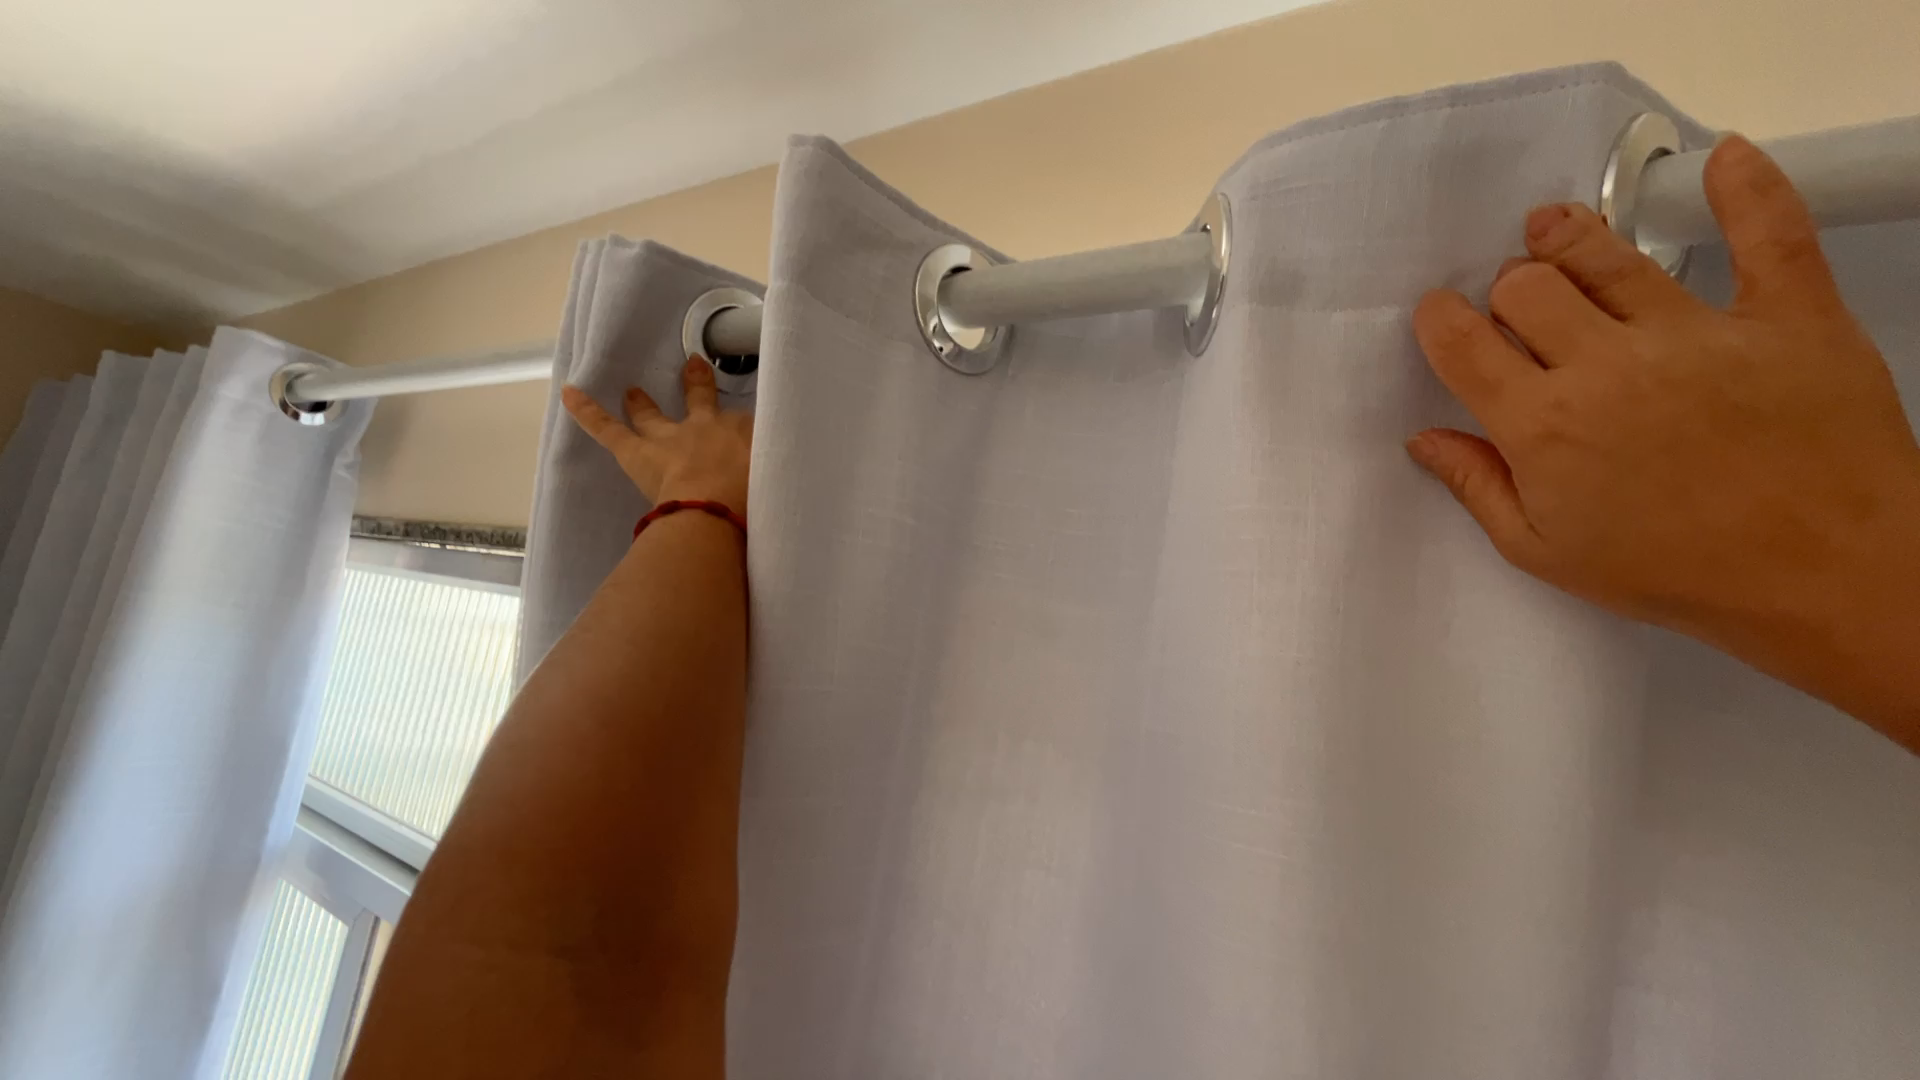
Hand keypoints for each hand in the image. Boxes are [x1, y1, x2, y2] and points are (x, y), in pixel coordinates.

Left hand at [562, 357, 752, 518]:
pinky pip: (608, 429)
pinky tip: (568, 392)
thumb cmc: (750, 498)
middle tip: (695, 369)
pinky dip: (587, 411)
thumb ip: (770, 471)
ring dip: (642, 403)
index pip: (742, 424)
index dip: (742, 428)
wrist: (714, 510)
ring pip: (651, 416)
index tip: (745, 433)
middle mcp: (706, 427)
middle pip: (701, 403)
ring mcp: (668, 437)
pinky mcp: (636, 451)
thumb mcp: (773, 479)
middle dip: (697, 386)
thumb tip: (769, 470)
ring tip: (631, 392)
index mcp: (742, 435)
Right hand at [1408, 135, 1919, 735]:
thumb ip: (1476, 486)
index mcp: (1540, 424)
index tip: (1437, 314)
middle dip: (1505, 287)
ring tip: (1549, 224)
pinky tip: (1726, 158)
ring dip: (1567, 235)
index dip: (1438, 319)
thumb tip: (1424, 439)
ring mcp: (1696, 334)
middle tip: (1509, 300)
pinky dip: (1748, 190)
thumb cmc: (1670, 571)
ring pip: (1610, 258)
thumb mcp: (1540, 549)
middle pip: (1528, 288)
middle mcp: (1604, 365)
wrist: (1826, 577)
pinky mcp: (1787, 317)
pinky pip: (1769, 235)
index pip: (1463, 345)